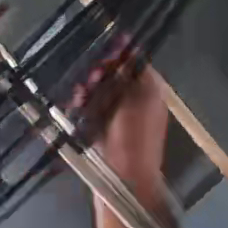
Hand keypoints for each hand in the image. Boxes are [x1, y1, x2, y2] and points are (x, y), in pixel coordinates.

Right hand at [78, 57, 168, 208]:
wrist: (125, 179)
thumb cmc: (134, 138)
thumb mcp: (133, 100)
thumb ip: (128, 75)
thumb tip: (126, 52)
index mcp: (151, 92)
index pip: (137, 63)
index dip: (122, 54)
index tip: (106, 48)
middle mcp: (138, 102)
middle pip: (117, 77)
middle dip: (101, 72)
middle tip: (91, 74)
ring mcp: (121, 118)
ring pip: (102, 92)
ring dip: (89, 88)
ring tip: (79, 92)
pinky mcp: (105, 131)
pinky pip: (93, 110)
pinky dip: (84, 105)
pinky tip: (75, 104)